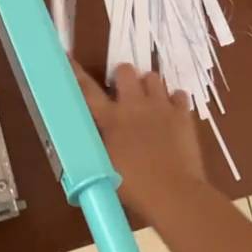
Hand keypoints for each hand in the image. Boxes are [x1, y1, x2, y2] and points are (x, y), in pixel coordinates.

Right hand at [75, 63, 210, 217]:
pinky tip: (170, 114)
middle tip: (122, 93)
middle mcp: (135, 105)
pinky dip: (173, 101)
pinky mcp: (184, 115)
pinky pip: (179, 95)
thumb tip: (86, 135)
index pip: (87, 90)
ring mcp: (162, 107)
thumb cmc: (132, 186)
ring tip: (147, 102)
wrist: (174, 194)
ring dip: (148, 86)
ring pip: (153, 77)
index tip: (68, 58)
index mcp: (110, 118)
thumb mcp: (102, 165)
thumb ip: (94, 144)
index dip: (76, 73)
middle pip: (126, 71)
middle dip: (122, 76)